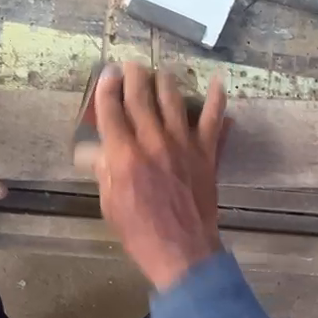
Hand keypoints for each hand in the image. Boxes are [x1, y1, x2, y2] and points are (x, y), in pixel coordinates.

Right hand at [92, 62, 228, 291]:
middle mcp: (152, 141)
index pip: (111, 110)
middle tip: (131, 65)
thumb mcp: (109, 203)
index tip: (108, 73)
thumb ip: (105, 170)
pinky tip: (219, 81)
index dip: (107, 87)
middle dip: (134, 75)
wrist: (182, 251)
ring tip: (161, 72)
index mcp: (124, 155)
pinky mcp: (206, 152)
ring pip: (173, 100)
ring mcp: (182, 144)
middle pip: (141, 96)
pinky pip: (214, 119)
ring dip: (165, 80)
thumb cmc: (139, 231)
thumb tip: (99, 149)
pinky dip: (217, 99)